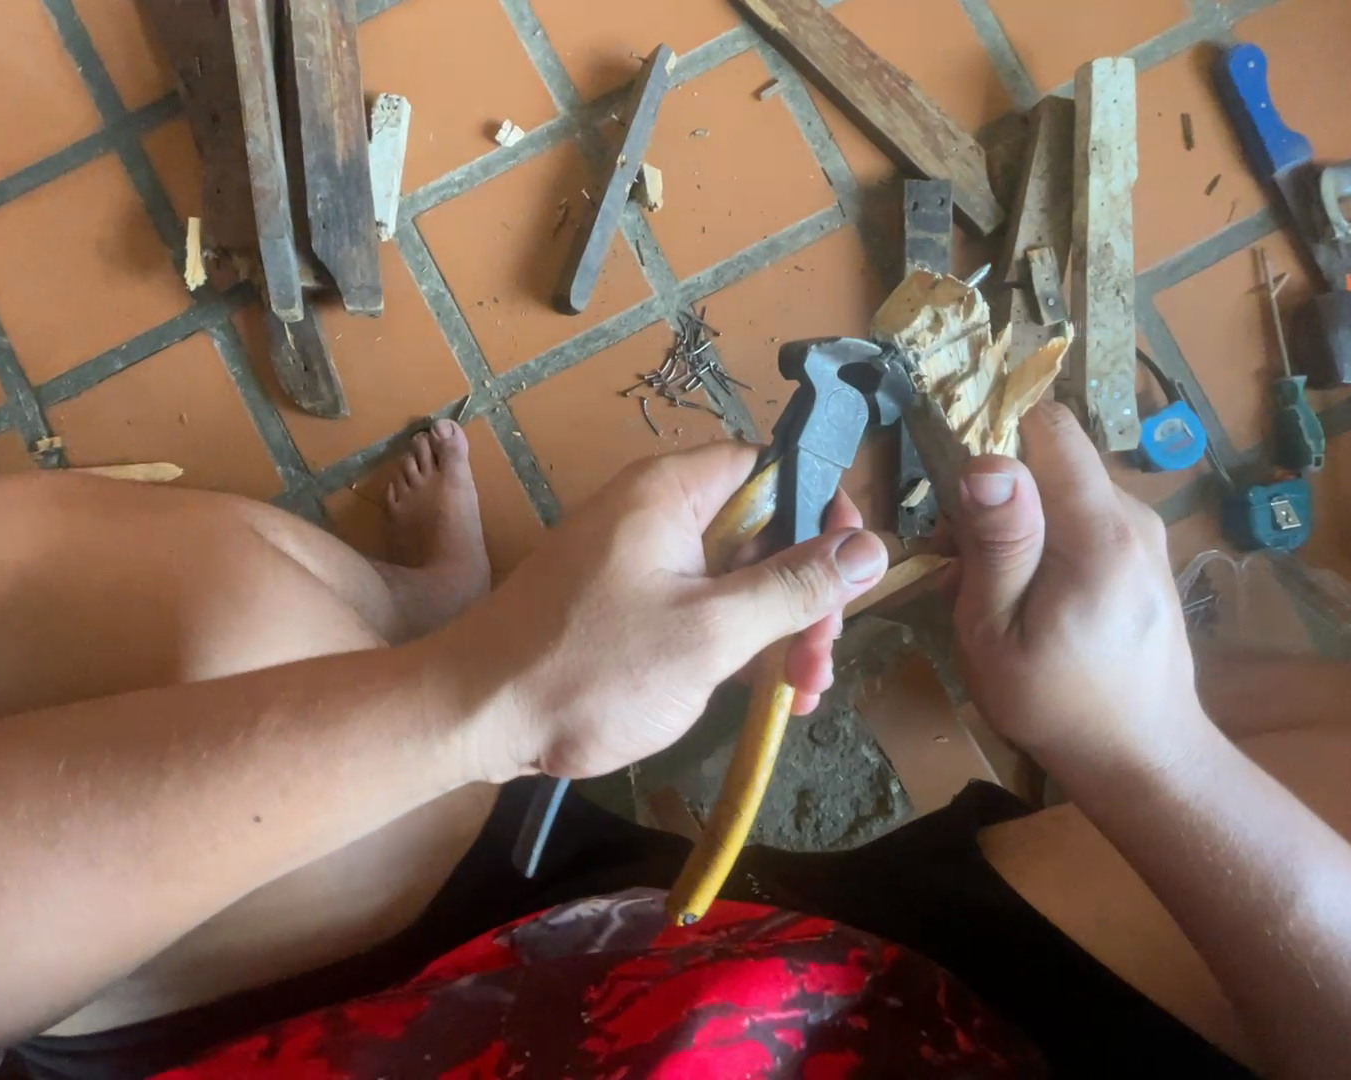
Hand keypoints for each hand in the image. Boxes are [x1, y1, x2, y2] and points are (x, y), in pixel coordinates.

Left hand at [440, 441, 888, 780]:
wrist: (479, 715)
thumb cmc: (593, 667)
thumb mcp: (709, 631)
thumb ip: (793, 587)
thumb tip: (870, 545)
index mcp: (670, 492)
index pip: (767, 468)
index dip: (818, 509)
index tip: (852, 566)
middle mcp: (654, 514)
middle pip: (757, 530)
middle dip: (801, 592)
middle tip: (822, 657)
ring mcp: (639, 563)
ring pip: (731, 578)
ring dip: (774, 628)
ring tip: (801, 692)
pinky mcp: (627, 606)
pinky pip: (697, 608)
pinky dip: (733, 644)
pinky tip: (766, 694)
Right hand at [947, 402, 1216, 777]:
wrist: (1140, 757)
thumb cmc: (1053, 701)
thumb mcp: (997, 629)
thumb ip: (997, 543)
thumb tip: (985, 463)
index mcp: (1098, 531)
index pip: (1049, 427)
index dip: (992, 437)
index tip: (952, 490)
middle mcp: (1132, 516)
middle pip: (1046, 461)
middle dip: (990, 494)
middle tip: (955, 560)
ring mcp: (1140, 534)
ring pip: (1055, 489)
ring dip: (1007, 523)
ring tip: (981, 585)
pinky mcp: (1137, 553)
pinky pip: (1074, 517)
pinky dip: (1034, 541)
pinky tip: (1019, 593)